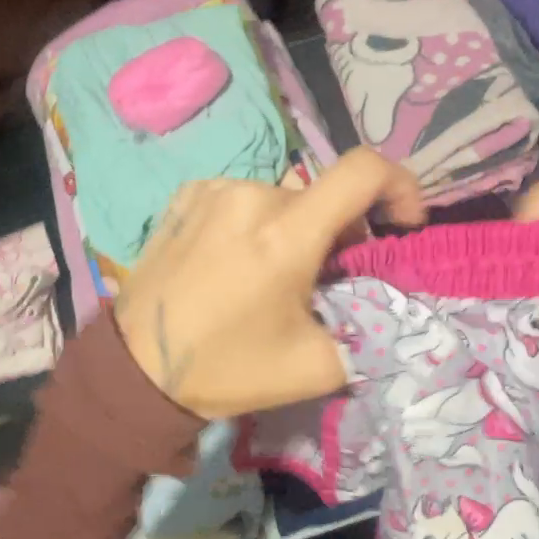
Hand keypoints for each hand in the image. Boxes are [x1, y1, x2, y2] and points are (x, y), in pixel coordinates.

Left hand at [114, 147, 425, 418]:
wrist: (136, 369)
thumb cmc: (226, 367)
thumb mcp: (315, 367)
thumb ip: (367, 328)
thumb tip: (385, 303)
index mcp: (286, 233)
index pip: (363, 170)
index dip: (400, 186)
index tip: (402, 224)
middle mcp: (251, 195)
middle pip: (323, 196)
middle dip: (340, 231)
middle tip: (327, 279)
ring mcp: (214, 190)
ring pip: (284, 198)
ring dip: (296, 228)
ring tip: (274, 276)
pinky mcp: (187, 195)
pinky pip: (244, 198)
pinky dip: (257, 223)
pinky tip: (237, 261)